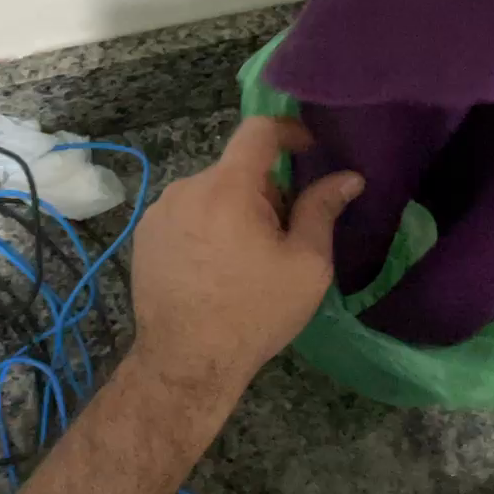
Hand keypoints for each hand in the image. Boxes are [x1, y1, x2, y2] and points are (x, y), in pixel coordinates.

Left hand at [129, 117, 363, 388]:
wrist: (186, 362)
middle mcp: (186, 188)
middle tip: (281, 236)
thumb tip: (349, 177)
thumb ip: (323, 211)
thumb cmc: (254, 313)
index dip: (288, 131)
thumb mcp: (306, 265)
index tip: (308, 150)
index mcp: (228, 188)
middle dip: (265, 191)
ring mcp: (159, 212)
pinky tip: (213, 268)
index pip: (258, 131)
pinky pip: (186, 213)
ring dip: (233, 210)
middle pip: (236, 169)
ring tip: (245, 260)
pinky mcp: (144, 235)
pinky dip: (206, 226)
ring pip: (210, 193)